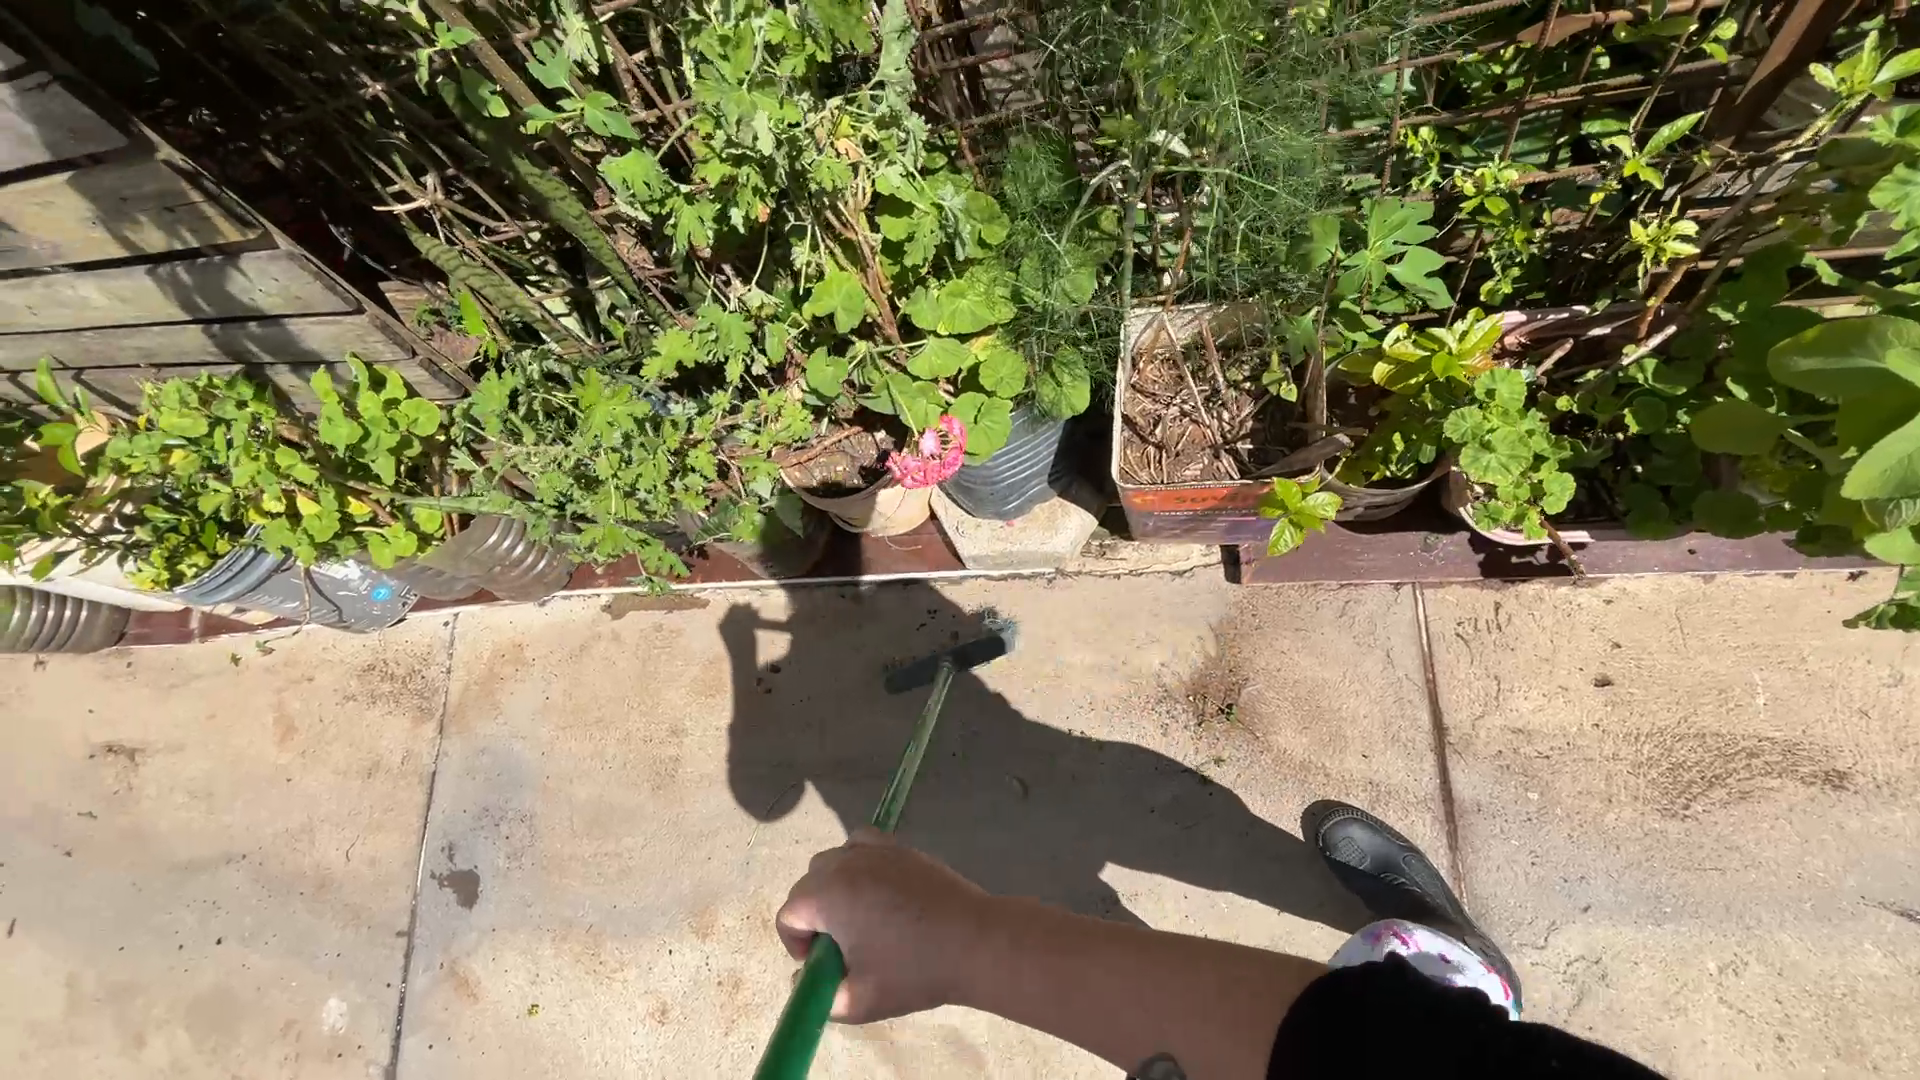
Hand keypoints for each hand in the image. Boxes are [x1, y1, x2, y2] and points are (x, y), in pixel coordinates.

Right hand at [775, 828, 989, 1022]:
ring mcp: (876, 849)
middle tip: (840, 947)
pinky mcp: (901, 847)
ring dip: (833, 886)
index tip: (821, 965)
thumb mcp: (858, 1002)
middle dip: (813, 915)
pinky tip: (876, 888)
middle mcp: (846, 863)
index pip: (789, 913)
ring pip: (833, 860)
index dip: (796, 943)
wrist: (972, 941)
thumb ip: (820, 996)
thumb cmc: (914, 970)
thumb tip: (805, 981)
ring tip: (857, 918)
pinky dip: (857, 861)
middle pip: (808, 883)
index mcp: (829, 896)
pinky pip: (862, 843)